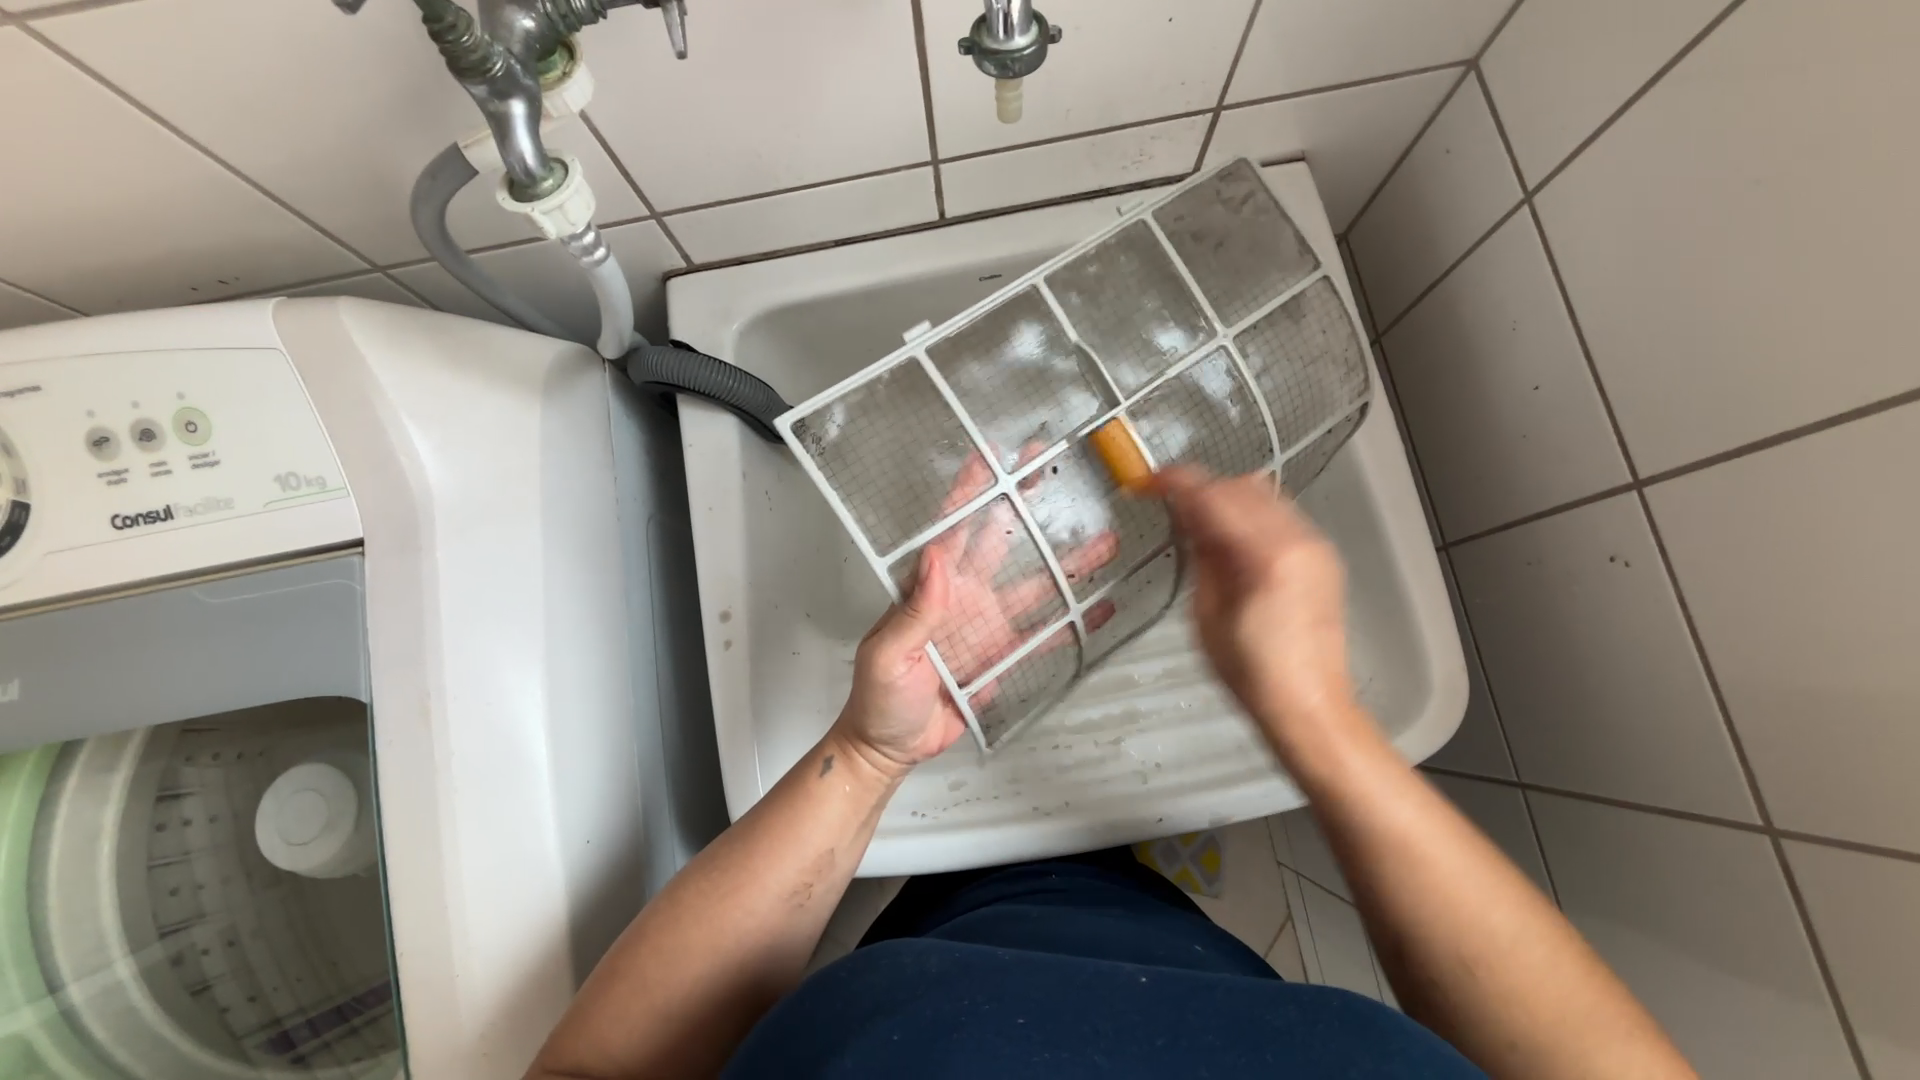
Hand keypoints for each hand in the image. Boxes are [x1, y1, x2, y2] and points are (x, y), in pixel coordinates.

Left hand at [833, 451, 1117, 773]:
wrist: (892, 744)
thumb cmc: (877, 699)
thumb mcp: (889, 654)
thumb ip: (915, 611)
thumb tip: (937, 560)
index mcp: (928, 589)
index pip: (950, 529)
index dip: (969, 493)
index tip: (990, 459)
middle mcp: (962, 597)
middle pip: (996, 541)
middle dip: (1020, 505)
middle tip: (1045, 473)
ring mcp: (986, 624)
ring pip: (1032, 585)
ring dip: (1065, 565)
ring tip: (1103, 542)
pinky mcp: (1002, 654)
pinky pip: (1041, 635)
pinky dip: (1070, 623)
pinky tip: (1097, 610)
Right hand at [1149, 467, 1358, 749]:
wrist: (1308, 704)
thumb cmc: (1252, 672)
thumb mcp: (1206, 613)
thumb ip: (1202, 556)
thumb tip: (1191, 519)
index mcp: (1266, 557)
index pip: (1214, 496)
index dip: (1175, 483)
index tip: (1148, 483)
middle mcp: (1299, 540)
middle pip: (1241, 486)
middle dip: (1200, 488)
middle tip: (1168, 505)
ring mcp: (1316, 545)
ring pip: (1264, 493)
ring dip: (1226, 497)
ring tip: (1197, 521)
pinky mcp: (1321, 556)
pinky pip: (1281, 512)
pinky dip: (1249, 511)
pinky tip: (1230, 536)